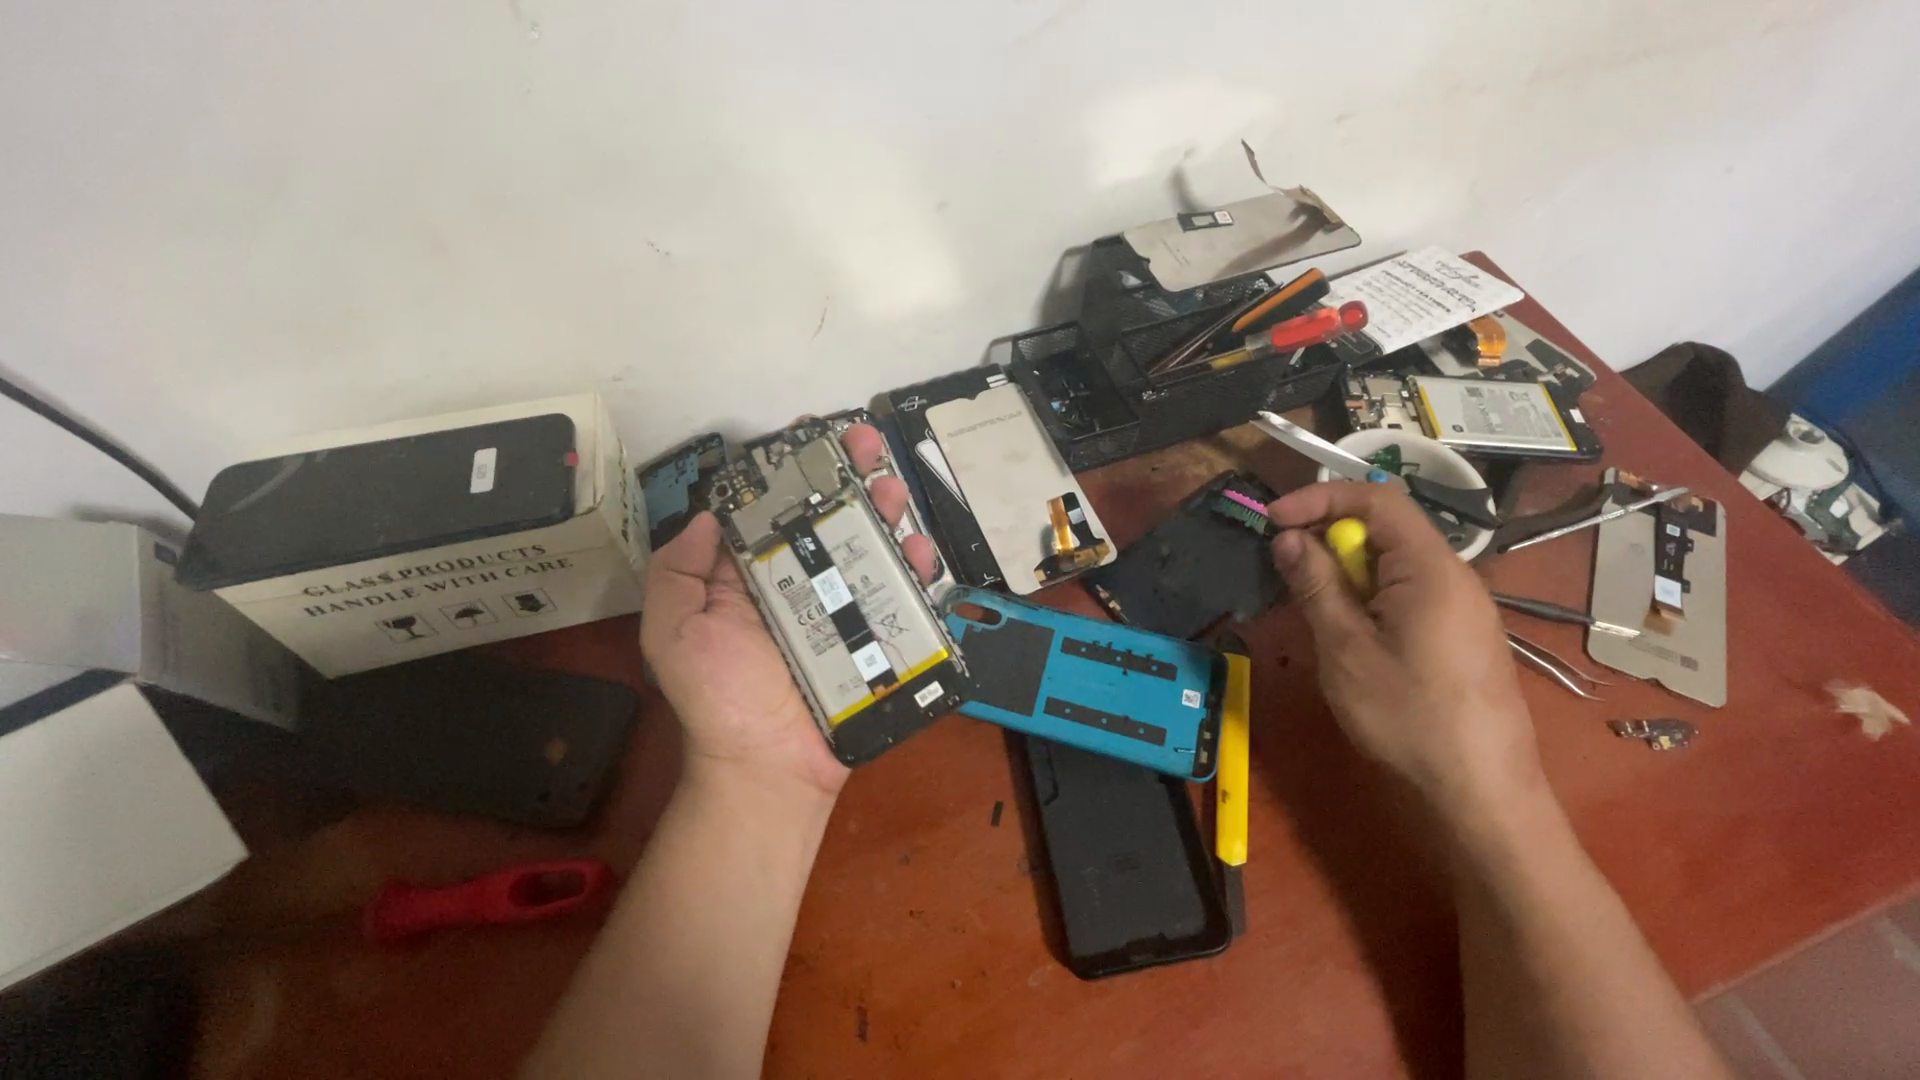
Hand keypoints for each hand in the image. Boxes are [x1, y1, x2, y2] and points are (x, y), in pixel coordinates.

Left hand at [640, 424, 939, 799]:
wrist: (768, 766)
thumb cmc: (719, 698)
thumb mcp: (675, 629)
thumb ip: (678, 571)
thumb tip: (707, 515)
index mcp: (753, 576)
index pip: (775, 510)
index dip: (794, 470)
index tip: (812, 435)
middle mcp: (801, 583)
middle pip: (831, 517)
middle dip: (850, 476)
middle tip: (868, 444)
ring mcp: (844, 608)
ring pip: (870, 547)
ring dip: (886, 510)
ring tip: (895, 487)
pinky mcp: (878, 635)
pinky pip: (901, 595)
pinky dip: (915, 569)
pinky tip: (919, 549)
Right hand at [1267, 482, 1545, 822]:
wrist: (1482, 789)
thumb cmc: (1408, 716)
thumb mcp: (1346, 649)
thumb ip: (1317, 586)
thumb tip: (1289, 539)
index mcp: (1429, 569)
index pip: (1376, 499)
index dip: (1319, 498)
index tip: (1273, 520)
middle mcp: (1453, 575)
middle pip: (1386, 528)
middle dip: (1329, 537)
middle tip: (1287, 569)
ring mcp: (1462, 605)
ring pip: (1394, 562)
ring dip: (1346, 571)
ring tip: (1314, 608)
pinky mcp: (1461, 633)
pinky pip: (1408, 591)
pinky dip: (1370, 595)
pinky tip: (1352, 635)